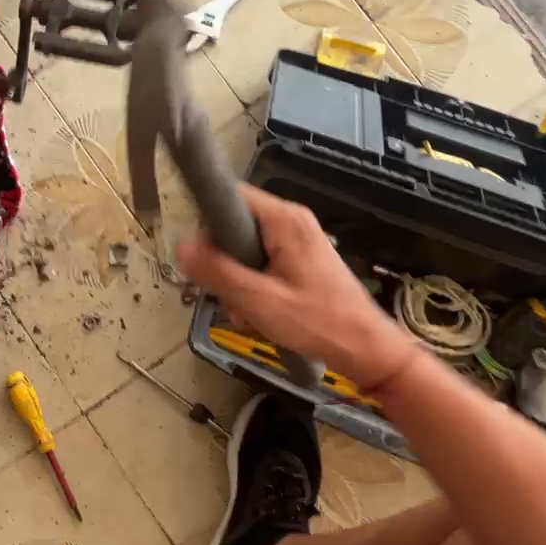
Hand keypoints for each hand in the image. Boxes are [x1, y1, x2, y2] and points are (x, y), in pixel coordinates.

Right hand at [177, 185, 417, 389]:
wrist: (364, 347)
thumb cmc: (316, 322)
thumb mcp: (258, 300)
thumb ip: (218, 272)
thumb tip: (181, 247)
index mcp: (285, 220)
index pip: (231, 197)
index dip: (209, 224)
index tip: (202, 258)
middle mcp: (292, 221)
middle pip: (236, 226)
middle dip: (223, 262)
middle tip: (226, 295)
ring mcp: (297, 240)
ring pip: (245, 249)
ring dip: (237, 281)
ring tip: (246, 312)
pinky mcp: (300, 259)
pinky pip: (262, 262)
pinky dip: (253, 286)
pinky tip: (258, 313)